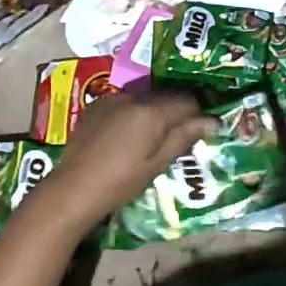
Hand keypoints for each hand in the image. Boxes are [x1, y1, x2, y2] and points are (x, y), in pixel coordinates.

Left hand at [36, 91, 217, 233]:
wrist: (72, 189)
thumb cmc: (120, 182)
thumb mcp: (158, 163)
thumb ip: (184, 137)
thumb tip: (213, 121)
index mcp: (152, 112)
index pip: (187, 100)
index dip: (199, 113)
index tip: (204, 129)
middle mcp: (133, 97)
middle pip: (166, 96)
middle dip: (178, 110)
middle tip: (182, 133)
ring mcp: (112, 99)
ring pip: (145, 98)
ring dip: (156, 111)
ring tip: (155, 135)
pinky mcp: (96, 106)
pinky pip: (125, 102)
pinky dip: (134, 112)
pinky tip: (129, 134)